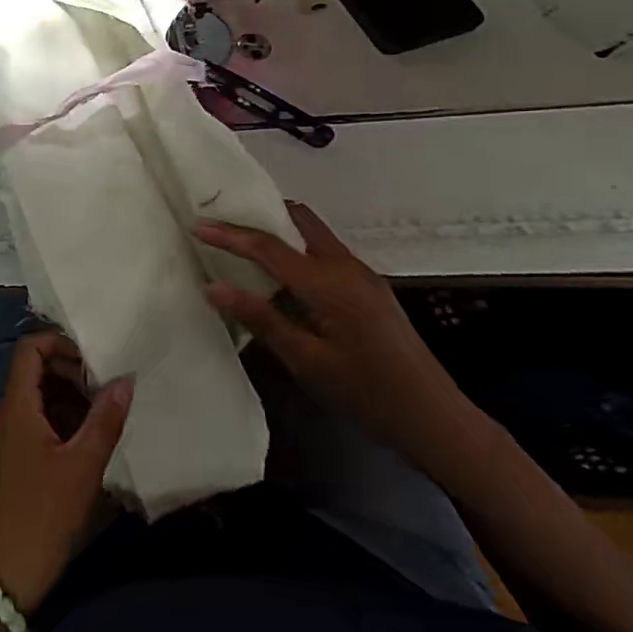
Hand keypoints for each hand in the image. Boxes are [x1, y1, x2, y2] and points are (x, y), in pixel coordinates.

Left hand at [0, 331, 132, 614]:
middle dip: (72, 371)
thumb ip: (105, 419)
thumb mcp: (83, 466)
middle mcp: (9, 414)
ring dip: (72, 397)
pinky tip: (92, 440)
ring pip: (41, 397)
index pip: (30, 349)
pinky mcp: (17, 458)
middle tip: (108, 389)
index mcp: (17, 407)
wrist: (7, 575)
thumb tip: (125, 378)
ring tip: (106, 413)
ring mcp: (11, 437)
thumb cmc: (44, 515)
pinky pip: (40, 422)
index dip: (61, 343)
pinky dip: (65, 420)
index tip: (95, 360)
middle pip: (36, 370)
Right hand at [196, 202, 477, 465]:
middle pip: (299, 220)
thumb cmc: (366, 393)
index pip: (268, 247)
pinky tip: (281, 279)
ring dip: (279, 233)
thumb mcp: (306, 360)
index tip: (197, 225)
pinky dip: (297, 253)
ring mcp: (362, 275)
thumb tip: (213, 287)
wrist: (434, 416)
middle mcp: (346, 266)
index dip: (230, 235)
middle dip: (260, 215)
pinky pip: (325, 254)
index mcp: (328, 283)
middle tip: (224, 223)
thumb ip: (261, 319)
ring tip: (243, 247)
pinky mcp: (369, 288)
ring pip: (314, 235)